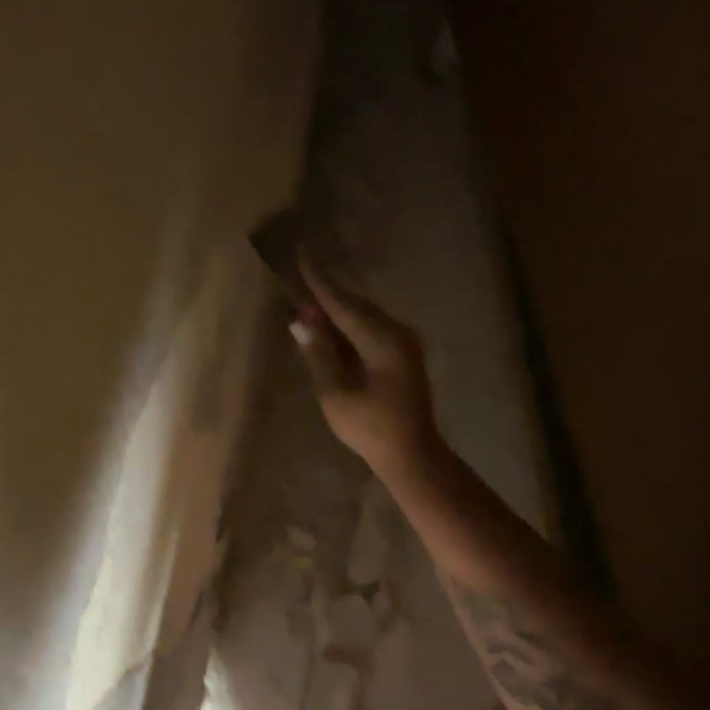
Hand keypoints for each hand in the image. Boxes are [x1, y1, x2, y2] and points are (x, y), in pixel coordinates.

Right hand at [290, 255, 443, 480]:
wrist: (412, 455)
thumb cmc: (371, 428)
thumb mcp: (336, 393)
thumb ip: (319, 354)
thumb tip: (300, 322)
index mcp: (382, 340)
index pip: (342, 303)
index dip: (318, 282)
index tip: (302, 255)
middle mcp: (397, 333)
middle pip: (355, 306)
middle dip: (326, 298)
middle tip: (297, 288)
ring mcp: (404, 344)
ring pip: (364, 317)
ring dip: (337, 314)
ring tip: (308, 310)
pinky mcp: (403, 356)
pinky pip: (371, 330)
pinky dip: (349, 328)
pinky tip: (331, 332)